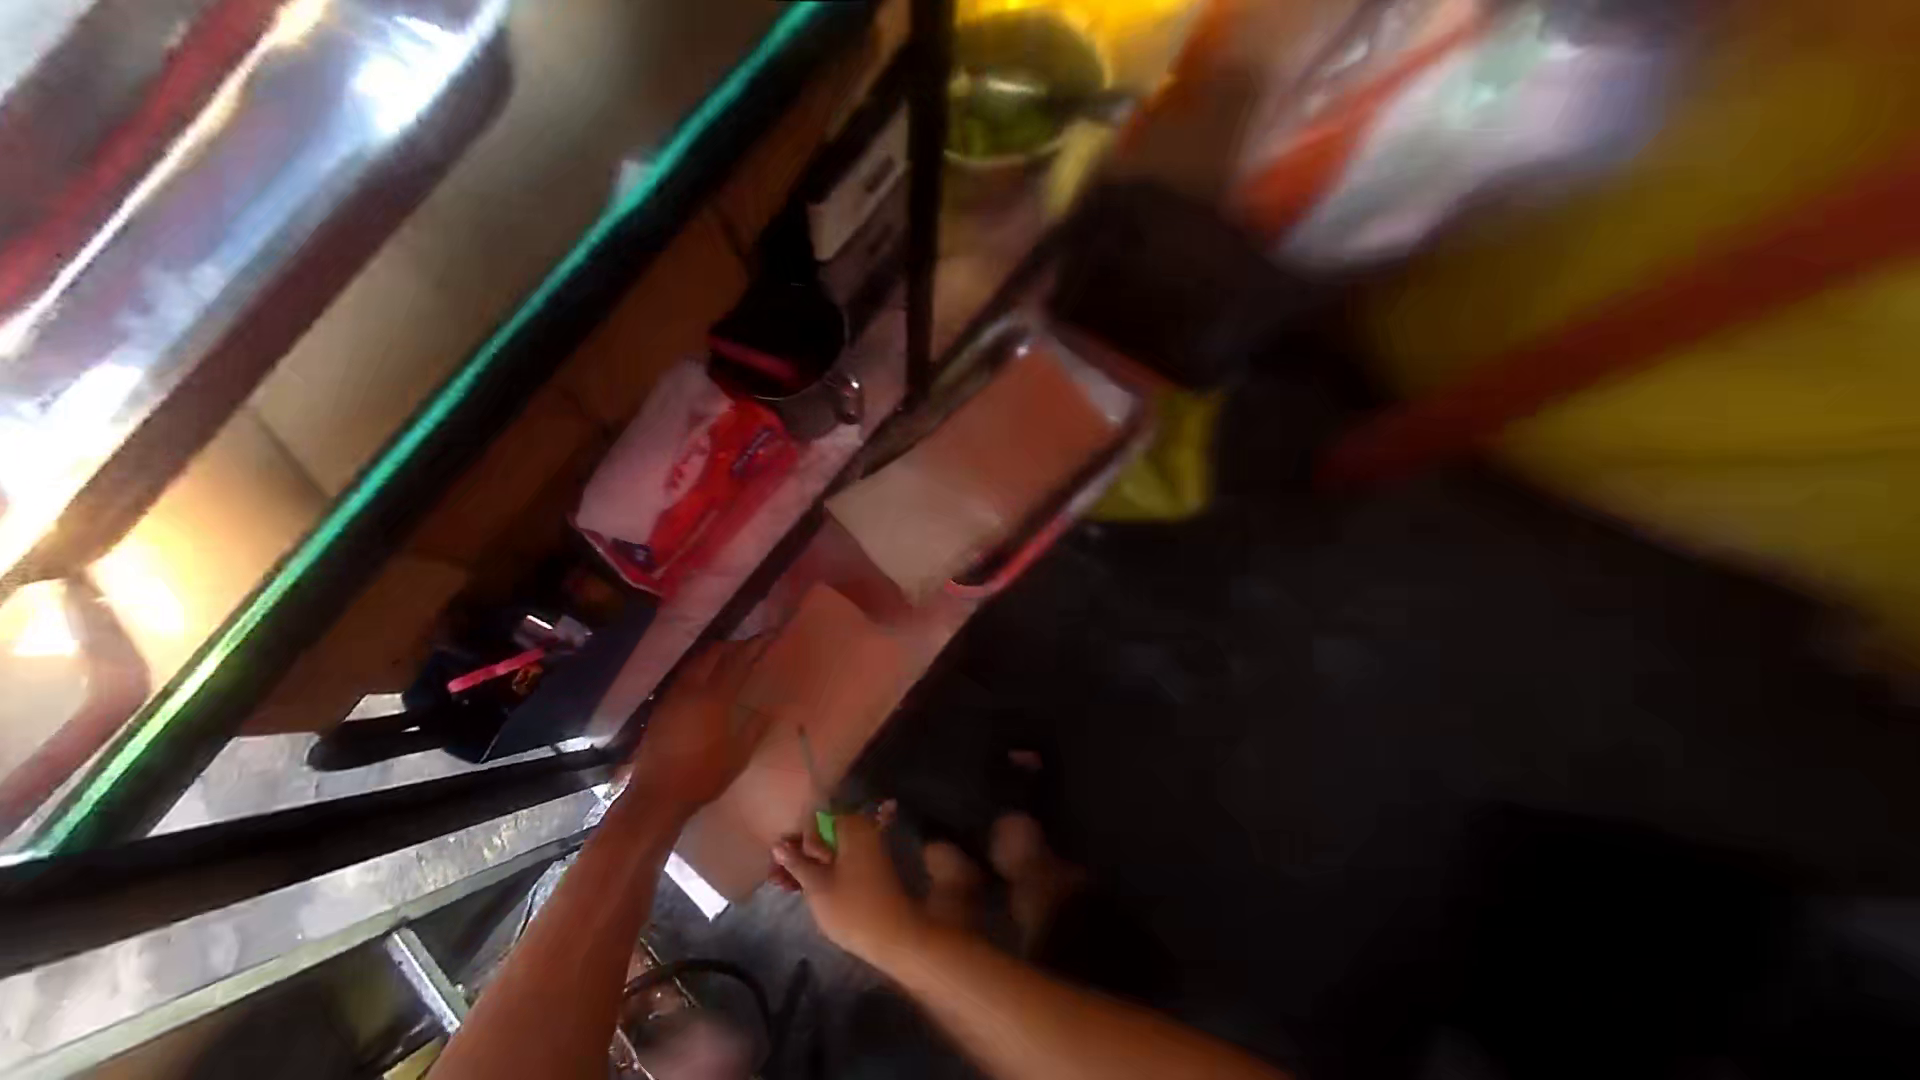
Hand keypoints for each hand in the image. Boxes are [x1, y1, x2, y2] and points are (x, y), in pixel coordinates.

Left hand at [630, 638, 773, 811]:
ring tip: (729, 658)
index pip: (738, 662)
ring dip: (714, 655)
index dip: (755, 646)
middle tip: (750, 647)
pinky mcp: (661, 707)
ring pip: (695, 663)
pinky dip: (699, 669)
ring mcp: (672, 697)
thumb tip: (771, 708)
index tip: (769, 636)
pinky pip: (683, 677)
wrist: (657, 796)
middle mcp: (691, 690)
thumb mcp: (739, 755)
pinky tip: (705, 680)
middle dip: (733, 646)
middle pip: (713, 654)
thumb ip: (755, 727)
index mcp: (714, 699)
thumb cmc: (703, 777)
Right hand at [772, 813, 926, 964]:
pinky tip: (802, 886)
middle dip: (799, 853)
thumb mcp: (816, 885)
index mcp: (853, 825)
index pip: (816, 818)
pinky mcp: (869, 869)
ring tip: (783, 884)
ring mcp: (868, 850)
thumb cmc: (851, 907)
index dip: (794, 838)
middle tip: (775, 875)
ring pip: (830, 851)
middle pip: (823, 835)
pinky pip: (841, 862)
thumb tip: (778, 845)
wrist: (892, 936)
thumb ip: (796, 862)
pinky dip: (824, 871)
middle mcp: (863, 830)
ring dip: (808, 864)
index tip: (775, 858)